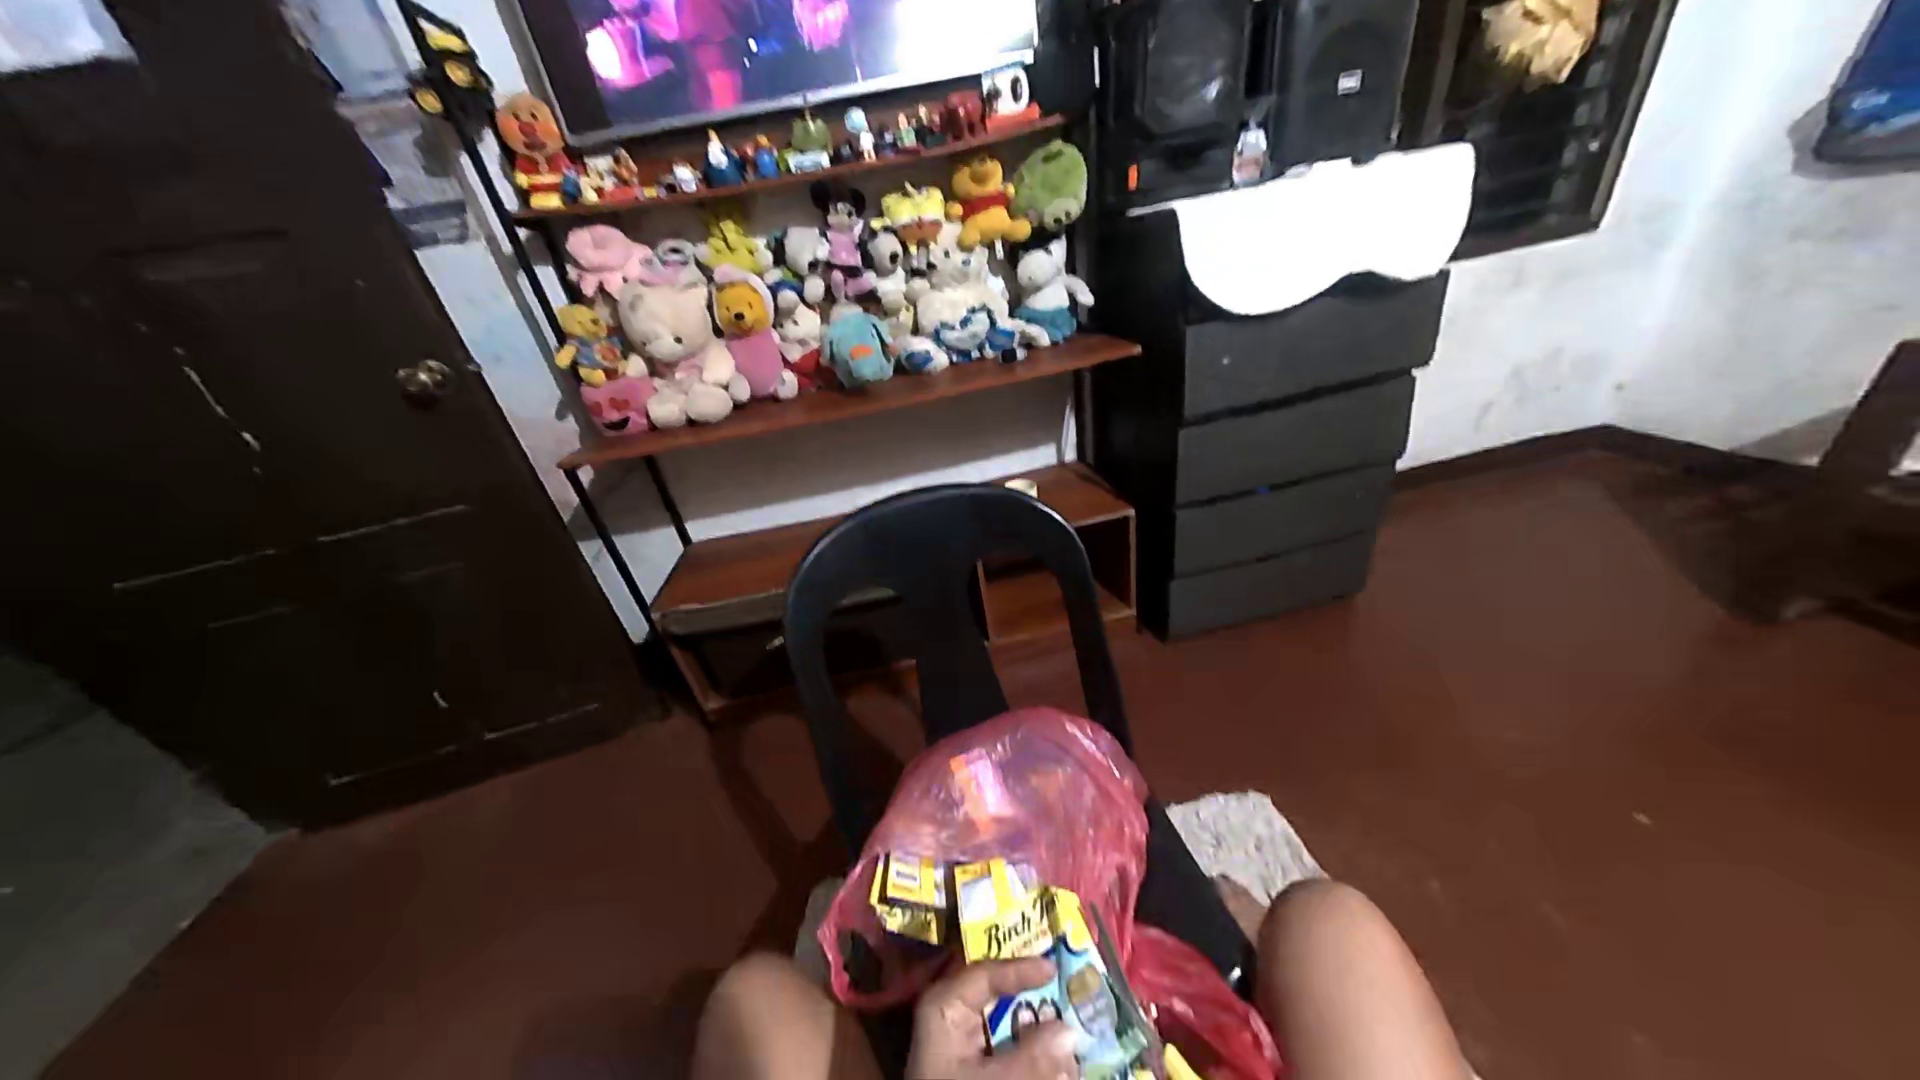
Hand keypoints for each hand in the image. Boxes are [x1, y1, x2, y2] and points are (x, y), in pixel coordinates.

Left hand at [907, 957, 1079, 1079]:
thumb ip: (1031, 1058)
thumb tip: (1069, 1031)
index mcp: (945, 1006)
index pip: (987, 974)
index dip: (1022, 969)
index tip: (1054, 968)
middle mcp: (951, 1019)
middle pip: (999, 1002)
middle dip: (1035, 1009)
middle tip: (1070, 1004)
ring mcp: (959, 1048)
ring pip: (1007, 1033)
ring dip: (1037, 1044)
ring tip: (1069, 1051)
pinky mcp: (969, 1071)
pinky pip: (1004, 1060)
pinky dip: (1029, 1064)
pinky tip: (1055, 1072)